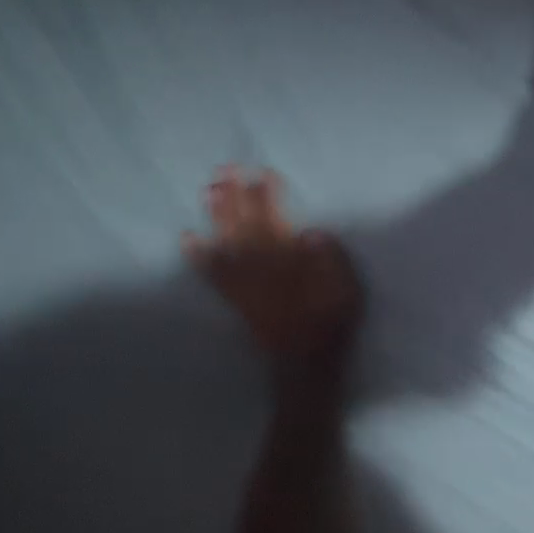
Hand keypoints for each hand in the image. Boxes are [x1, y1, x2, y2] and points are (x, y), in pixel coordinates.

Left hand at [183, 166, 362, 376]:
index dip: (269, 196)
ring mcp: (246, 285)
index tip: (263, 172)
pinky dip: (198, 257)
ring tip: (209, 189)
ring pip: (228, 243)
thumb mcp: (347, 291)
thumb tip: (312, 232)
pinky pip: (212, 276)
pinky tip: (186, 237)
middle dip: (237, 196)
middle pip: (248, 226)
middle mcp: (264, 269)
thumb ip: (331, 262)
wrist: (306, 364)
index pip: (278, 221)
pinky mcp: (235, 299)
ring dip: (217, 216)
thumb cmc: (332, 324)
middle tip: (226, 168)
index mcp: (292, 264)